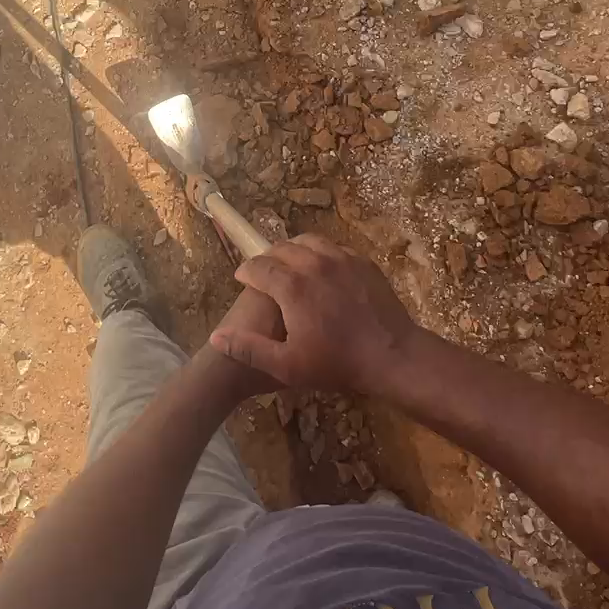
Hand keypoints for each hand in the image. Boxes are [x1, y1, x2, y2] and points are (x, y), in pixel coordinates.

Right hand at [207, 235, 424, 395]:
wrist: (392, 356)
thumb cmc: (336, 363)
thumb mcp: (287, 366)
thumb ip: (249, 349)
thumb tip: (215, 337)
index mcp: (291, 286)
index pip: (258, 267)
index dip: (246, 271)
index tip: (241, 278)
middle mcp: (313, 263)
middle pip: (280, 248)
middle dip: (266, 258)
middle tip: (262, 273)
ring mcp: (340, 258)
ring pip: (307, 241)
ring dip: (292, 250)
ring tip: (288, 265)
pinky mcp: (361, 261)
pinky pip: (332, 247)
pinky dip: (318, 253)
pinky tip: (319, 269)